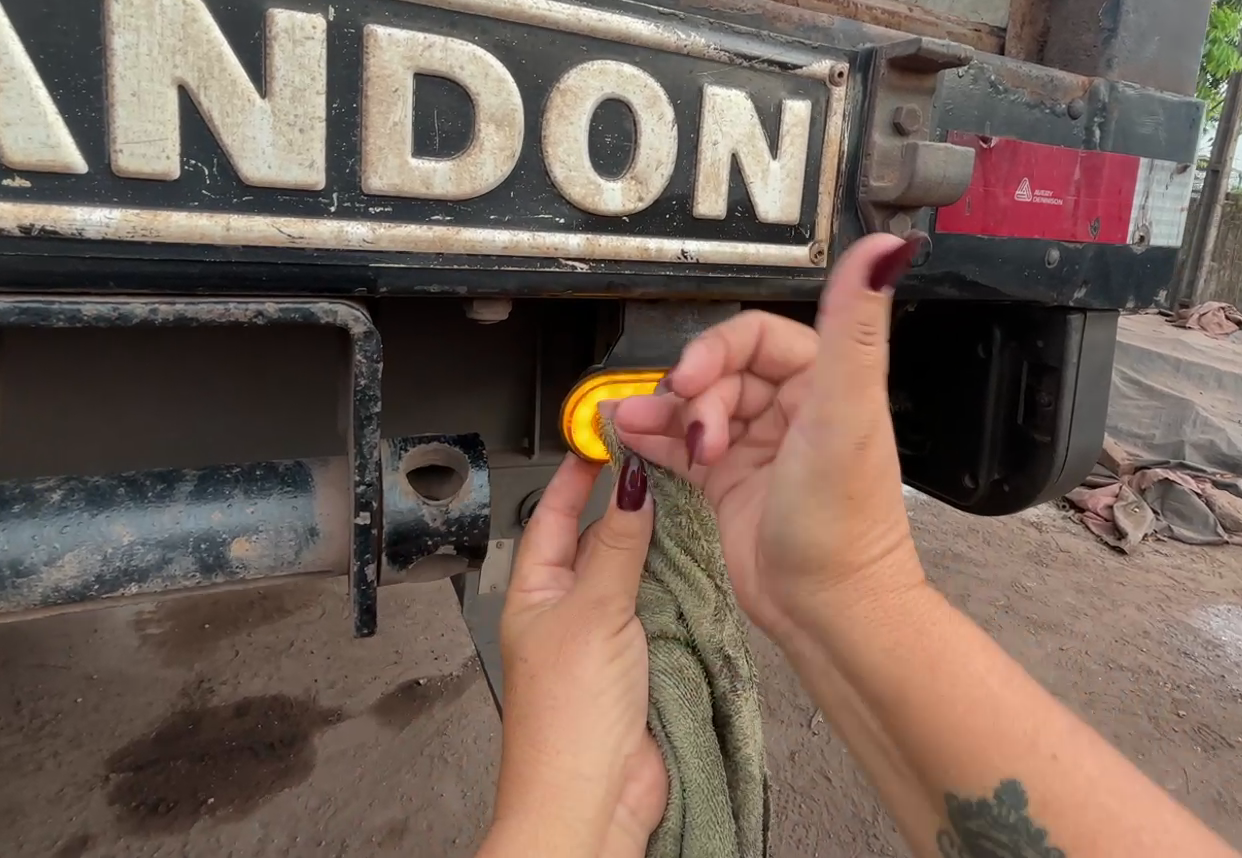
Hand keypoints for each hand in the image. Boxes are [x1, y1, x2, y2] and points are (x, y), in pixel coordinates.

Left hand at [481, 456, 666, 857]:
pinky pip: (663, 600)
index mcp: (537, 591)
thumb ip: (619, 547)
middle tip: (664, 461)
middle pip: (601, 537)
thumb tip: (632, 485)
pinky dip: (682, 576)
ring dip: (661, 539)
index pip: (555, 515)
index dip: (576, 476)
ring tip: (691, 495)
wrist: (596, 802)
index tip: (601, 439)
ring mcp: (611, 629)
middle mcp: (572, 604)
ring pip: (638, 567)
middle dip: (628, 503)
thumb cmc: (569, 715)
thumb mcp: (593, 613)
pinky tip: (703, 551)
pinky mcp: (647, 651)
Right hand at [611, 234, 927, 646]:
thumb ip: (855, 327)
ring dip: (662, 410)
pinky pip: (684, 446)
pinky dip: (656, 438)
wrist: (828, 611)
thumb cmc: (843, 518)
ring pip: (698, 408)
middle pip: (721, 373)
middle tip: (685, 424)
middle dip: (691, 392)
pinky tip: (627, 436)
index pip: (756, 339)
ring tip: (629, 423)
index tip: (688, 379)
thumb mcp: (844, 413)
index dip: (715, 351)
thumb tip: (884, 247)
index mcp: (823, 382)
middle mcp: (791, 409)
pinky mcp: (730, 482)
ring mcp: (757, 447)